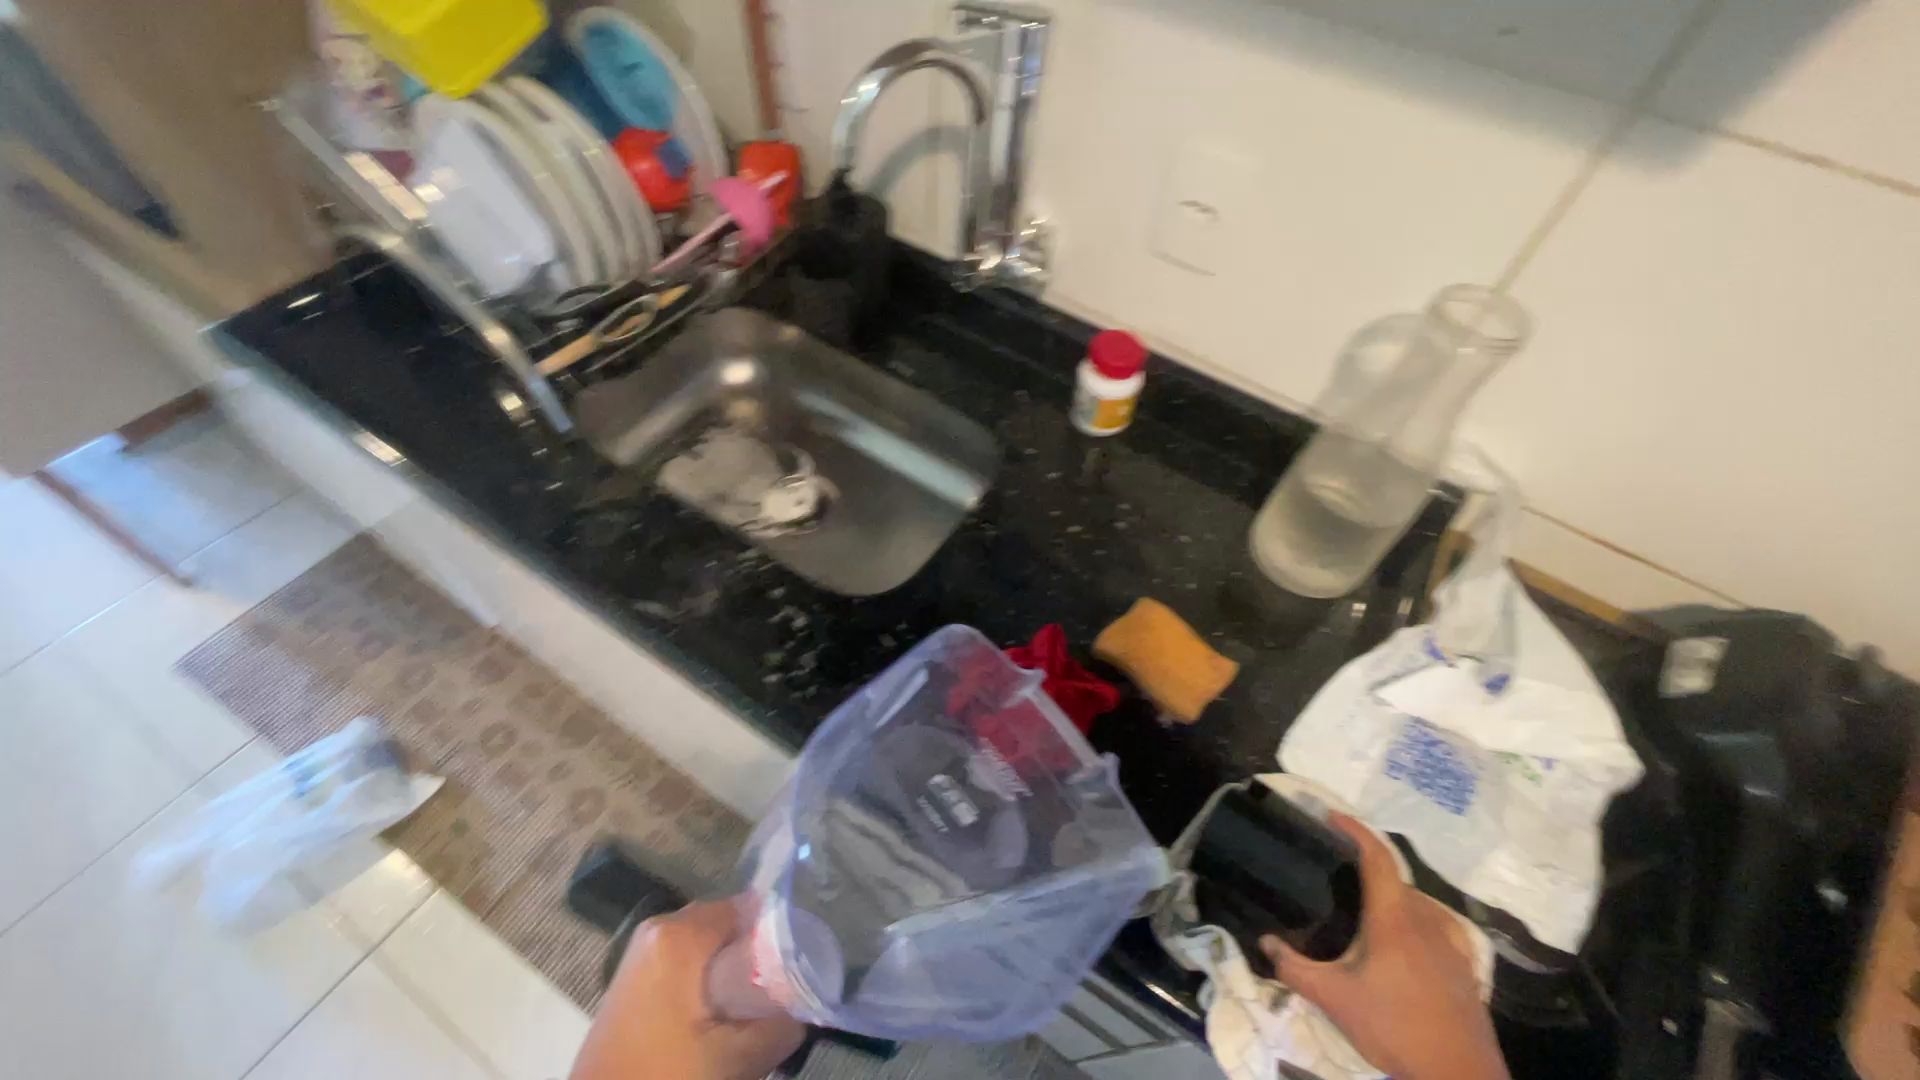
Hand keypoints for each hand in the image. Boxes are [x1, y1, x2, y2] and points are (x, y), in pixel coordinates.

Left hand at [570, 899, 805, 1079]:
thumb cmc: (663, 1077)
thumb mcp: (735, 1061)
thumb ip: (782, 1028)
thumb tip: (806, 1012)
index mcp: (681, 934)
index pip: (749, 906)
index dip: (780, 931)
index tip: (803, 959)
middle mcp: (659, 928)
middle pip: (728, 922)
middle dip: (757, 952)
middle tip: (783, 987)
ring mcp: (641, 951)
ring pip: (708, 943)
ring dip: (732, 967)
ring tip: (755, 1006)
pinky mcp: (633, 976)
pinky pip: (687, 960)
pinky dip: (708, 979)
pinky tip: (721, 1016)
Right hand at [1260, 814, 1509, 1079]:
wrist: (1459, 1076)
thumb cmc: (1395, 1028)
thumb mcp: (1333, 1000)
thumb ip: (1294, 968)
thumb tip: (1264, 942)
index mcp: (1394, 919)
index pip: (1377, 857)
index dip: (1355, 830)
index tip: (1332, 816)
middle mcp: (1425, 921)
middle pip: (1396, 877)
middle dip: (1367, 864)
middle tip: (1336, 867)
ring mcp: (1449, 945)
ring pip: (1417, 902)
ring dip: (1391, 892)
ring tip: (1363, 902)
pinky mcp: (1463, 968)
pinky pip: (1436, 926)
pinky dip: (1414, 916)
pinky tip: (1404, 938)